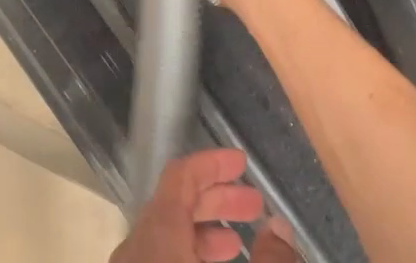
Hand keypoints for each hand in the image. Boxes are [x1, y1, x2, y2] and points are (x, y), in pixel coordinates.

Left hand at [109, 149, 266, 262]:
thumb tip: (279, 229)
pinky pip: (158, 254)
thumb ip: (270, 259)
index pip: (179, 176)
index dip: (212, 163)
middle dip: (216, 198)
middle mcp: (135, 246)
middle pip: (174, 204)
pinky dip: (186, 249)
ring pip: (165, 232)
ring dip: (203, 228)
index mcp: (157, 234)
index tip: (241, 162)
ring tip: (240, 238)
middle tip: (255, 203)